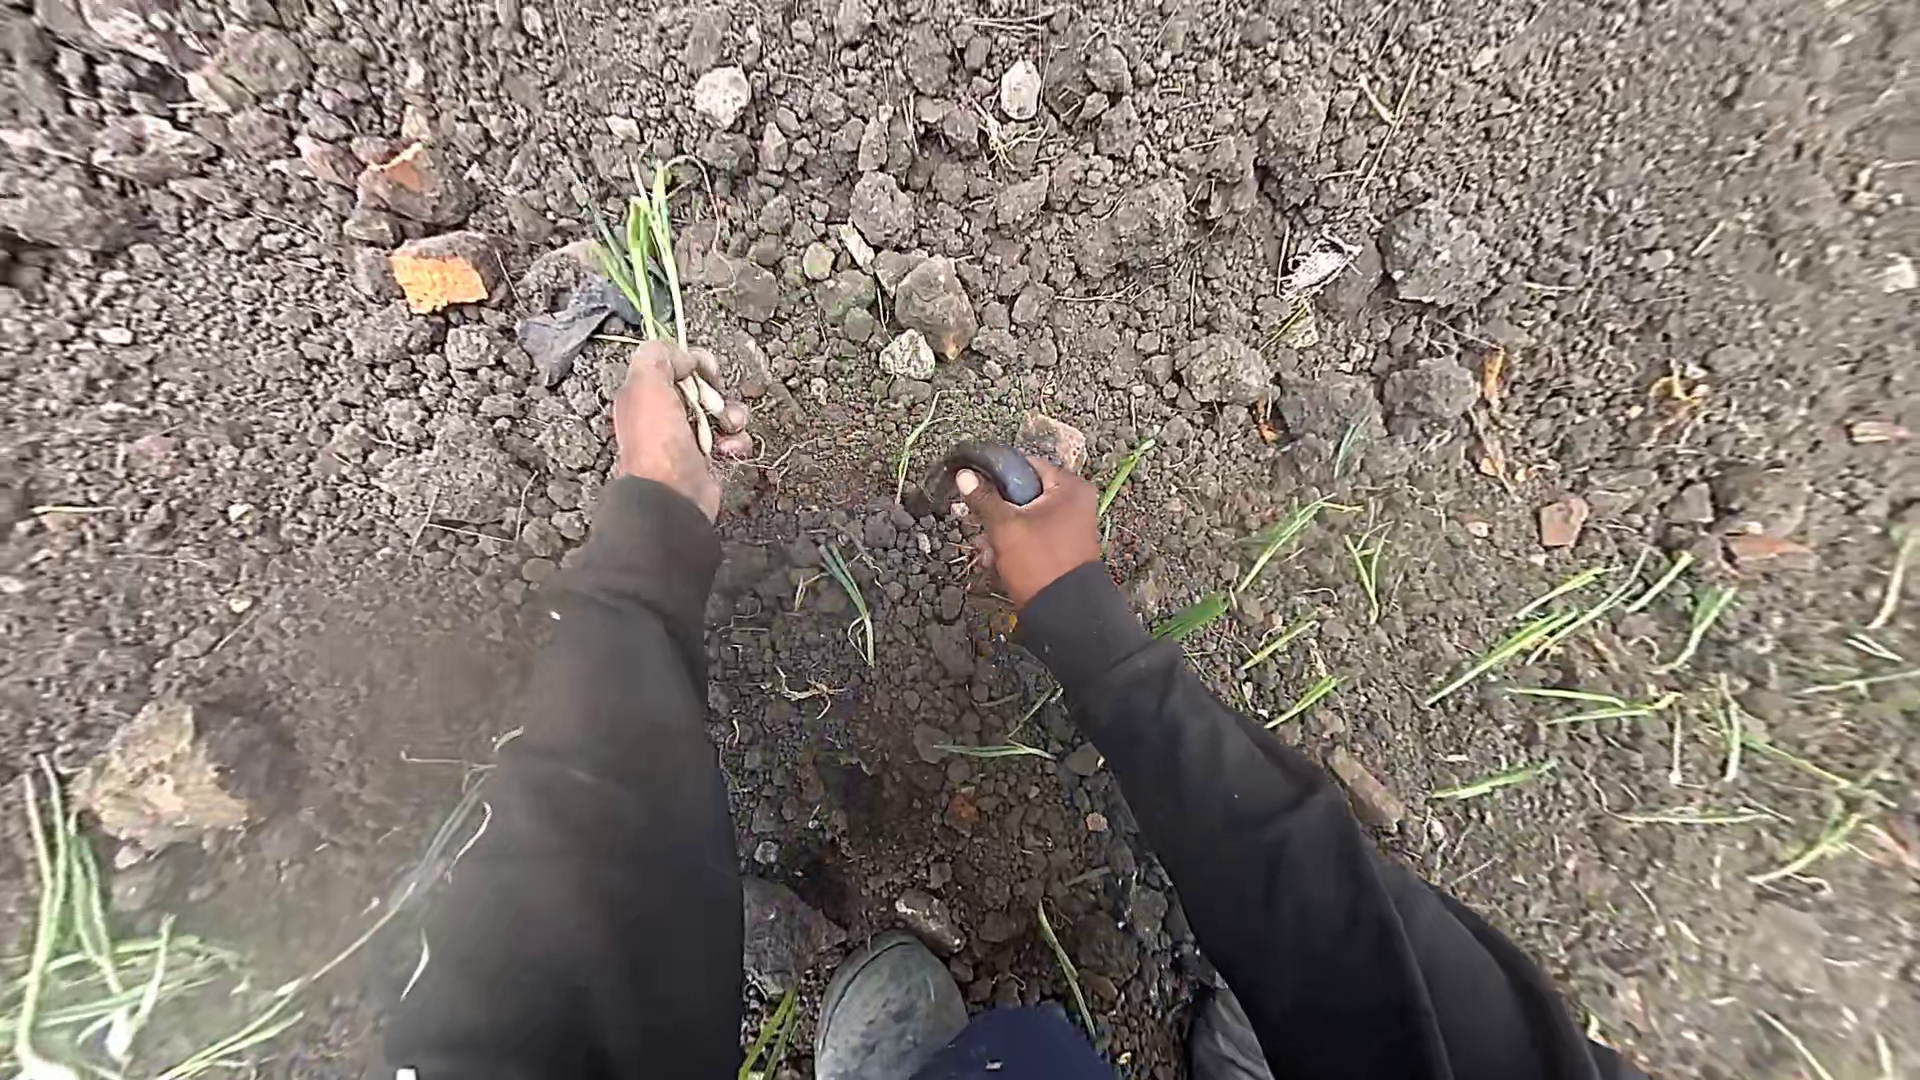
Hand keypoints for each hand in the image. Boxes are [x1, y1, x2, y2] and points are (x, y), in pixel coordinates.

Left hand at [613, 343, 720, 521]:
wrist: (673, 495)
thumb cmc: (657, 444)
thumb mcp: (647, 386)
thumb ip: (659, 357)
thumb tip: (685, 356)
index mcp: (647, 394)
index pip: (676, 364)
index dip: (696, 363)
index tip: (708, 370)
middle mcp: (667, 414)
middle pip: (705, 388)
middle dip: (718, 393)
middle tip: (715, 405)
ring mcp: (691, 437)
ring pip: (724, 413)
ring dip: (734, 417)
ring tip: (729, 428)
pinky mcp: (712, 458)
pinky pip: (734, 440)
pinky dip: (737, 442)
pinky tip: (729, 450)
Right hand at [957, 457, 1101, 607]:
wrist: (1064, 613)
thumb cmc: (1040, 563)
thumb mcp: (1006, 527)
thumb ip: (984, 499)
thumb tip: (965, 476)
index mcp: (1070, 488)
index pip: (1027, 465)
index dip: (998, 474)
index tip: (976, 487)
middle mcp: (1074, 503)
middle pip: (1023, 493)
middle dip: (996, 513)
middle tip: (979, 526)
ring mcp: (1068, 526)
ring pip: (1023, 517)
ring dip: (1000, 533)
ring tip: (987, 551)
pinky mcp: (1059, 547)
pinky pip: (1031, 536)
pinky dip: (1013, 546)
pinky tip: (996, 561)